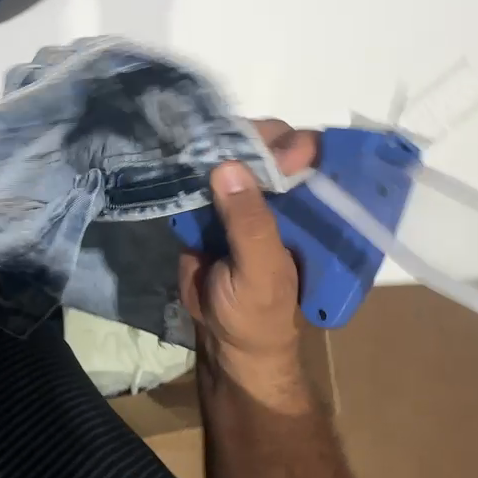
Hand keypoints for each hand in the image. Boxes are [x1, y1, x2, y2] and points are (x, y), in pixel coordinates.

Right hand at [180, 121, 319, 409]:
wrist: (222, 342)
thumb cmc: (258, 312)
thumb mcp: (261, 270)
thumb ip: (250, 223)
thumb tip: (228, 165)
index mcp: (305, 208)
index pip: (306, 157)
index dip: (292, 143)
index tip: (272, 148)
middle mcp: (275, 195)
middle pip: (263, 146)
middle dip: (245, 135)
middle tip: (220, 138)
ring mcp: (238, 198)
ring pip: (227, 155)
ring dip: (209, 143)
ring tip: (188, 135)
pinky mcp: (204, 207)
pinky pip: (196, 175)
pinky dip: (184, 163)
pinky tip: (171, 149)